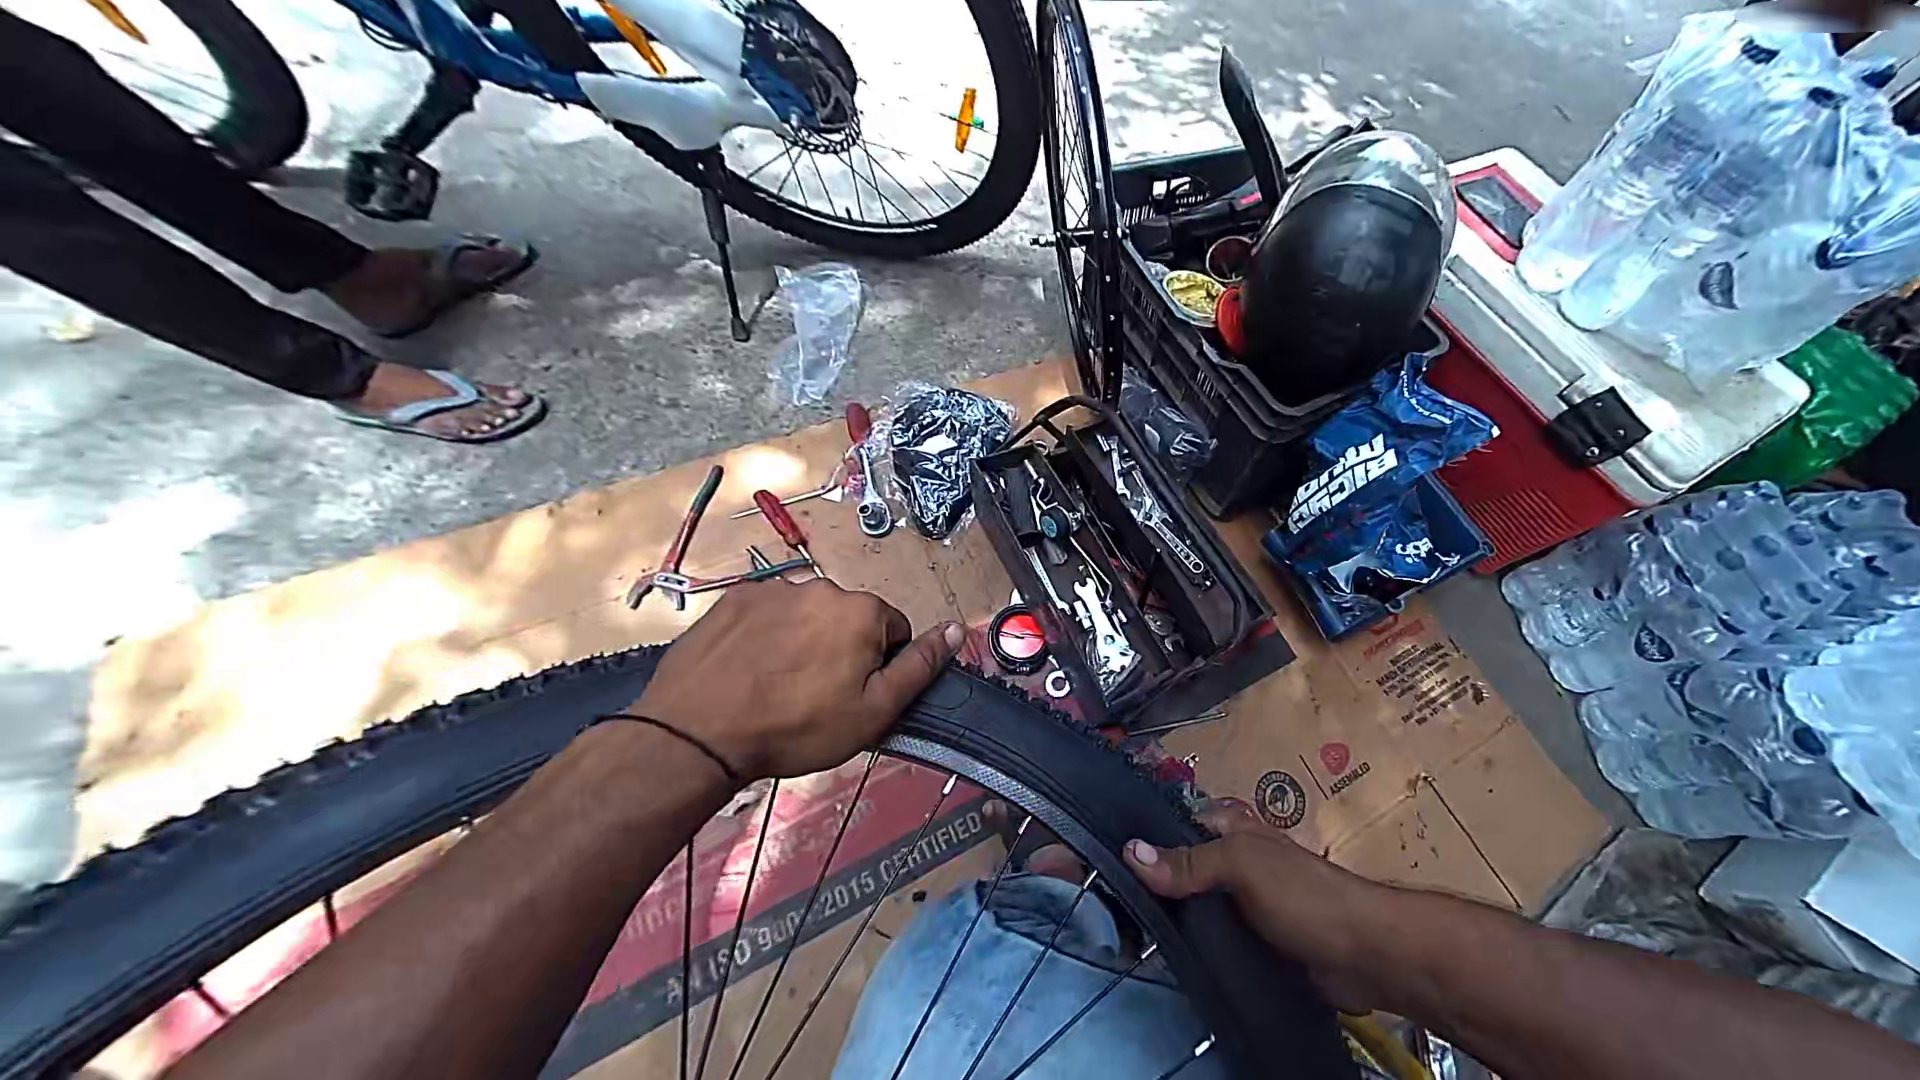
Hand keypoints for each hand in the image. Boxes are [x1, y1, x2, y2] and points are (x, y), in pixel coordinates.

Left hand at [632, 578, 964, 783]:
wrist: (699, 730)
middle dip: (841, 650)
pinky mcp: (736, 597)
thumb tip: (955, 629)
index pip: (892, 631)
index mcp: (862, 611)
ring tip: (777, 685)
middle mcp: (821, 587)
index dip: (878, 667)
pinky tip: (749, 667)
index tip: (852, 695)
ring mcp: (774, 588)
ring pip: (807, 614)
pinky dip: (766, 633)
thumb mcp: (873, 711)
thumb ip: (919, 667)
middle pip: (849, 619)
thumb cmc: (794, 727)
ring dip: (803, 640)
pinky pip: (767, 611)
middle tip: (814, 696)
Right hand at [1124, 800, 1390, 1011]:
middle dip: (1142, 878)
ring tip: (1115, 927)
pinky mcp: (1245, 937)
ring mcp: (1235, 899)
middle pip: (1172, 863)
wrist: (1367, 958)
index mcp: (1224, 825)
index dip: (1136, 834)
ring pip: (1185, 900)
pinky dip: (1182, 939)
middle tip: (1100, 899)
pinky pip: (1203, 933)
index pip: (1168, 821)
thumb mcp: (1241, 865)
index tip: (1097, 855)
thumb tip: (1129, 852)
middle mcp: (1225, 857)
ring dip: (1160, 913)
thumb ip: (1187, 862)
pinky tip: (1156, 951)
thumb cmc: (1304, 895)